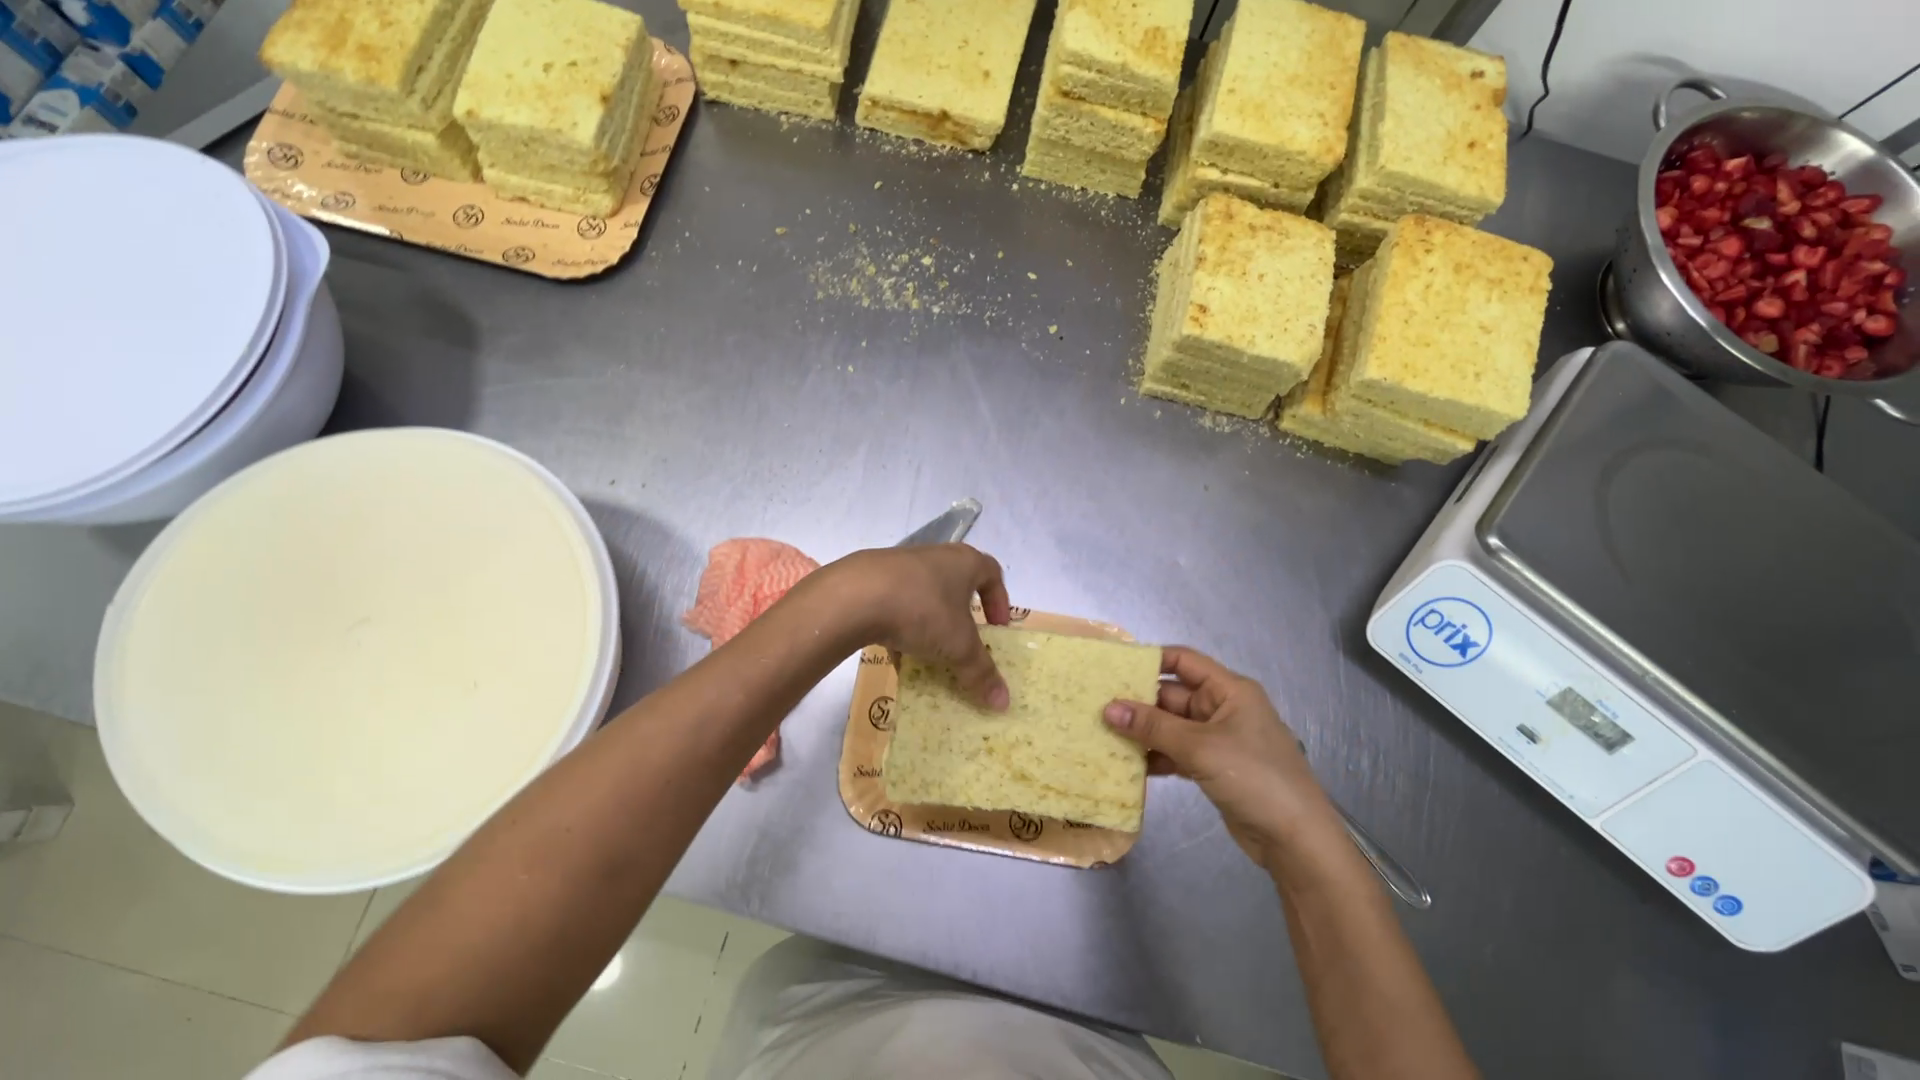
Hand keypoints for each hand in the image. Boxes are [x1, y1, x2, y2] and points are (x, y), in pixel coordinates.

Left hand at [831, 544, 1011, 709]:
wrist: (854, 595)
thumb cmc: (922, 610)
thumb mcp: (958, 646)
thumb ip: (981, 672)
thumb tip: (1004, 702)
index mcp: (964, 562)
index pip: (992, 573)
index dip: (999, 601)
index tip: (997, 628)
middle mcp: (935, 556)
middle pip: (956, 583)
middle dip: (961, 615)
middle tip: (964, 641)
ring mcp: (901, 565)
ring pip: (924, 595)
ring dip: (930, 622)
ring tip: (928, 652)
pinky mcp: (871, 578)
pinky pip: (895, 603)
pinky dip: (900, 625)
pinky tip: (896, 651)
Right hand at [1104, 648, 1341, 868]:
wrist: (1294, 837)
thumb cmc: (1253, 777)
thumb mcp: (1200, 747)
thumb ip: (1153, 727)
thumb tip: (1108, 708)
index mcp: (1230, 690)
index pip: (1184, 661)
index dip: (1150, 660)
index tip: (1113, 668)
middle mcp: (1224, 709)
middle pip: (1173, 696)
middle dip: (1138, 702)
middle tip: (1096, 707)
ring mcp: (1219, 740)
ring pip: (1172, 727)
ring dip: (1143, 733)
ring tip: (1103, 735)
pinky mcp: (1213, 768)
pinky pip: (1177, 753)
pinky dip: (1155, 757)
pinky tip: (1127, 764)